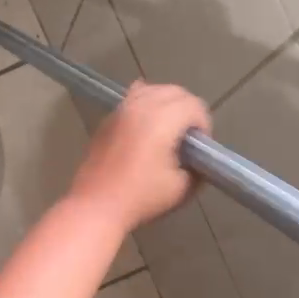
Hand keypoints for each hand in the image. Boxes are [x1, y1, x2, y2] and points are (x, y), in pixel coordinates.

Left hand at [68, 81, 210, 230]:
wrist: (95, 206)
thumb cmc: (140, 198)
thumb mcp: (182, 188)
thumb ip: (197, 168)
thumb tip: (197, 159)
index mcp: (163, 118)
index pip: (195, 106)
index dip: (203, 127)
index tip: (199, 149)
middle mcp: (142, 105)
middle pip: (175, 92)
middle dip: (186, 112)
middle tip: (185, 140)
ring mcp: (121, 110)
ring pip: (152, 91)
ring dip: (165, 105)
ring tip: (165, 131)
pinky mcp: (106, 120)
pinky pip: (131, 100)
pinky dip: (143, 107)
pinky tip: (144, 125)